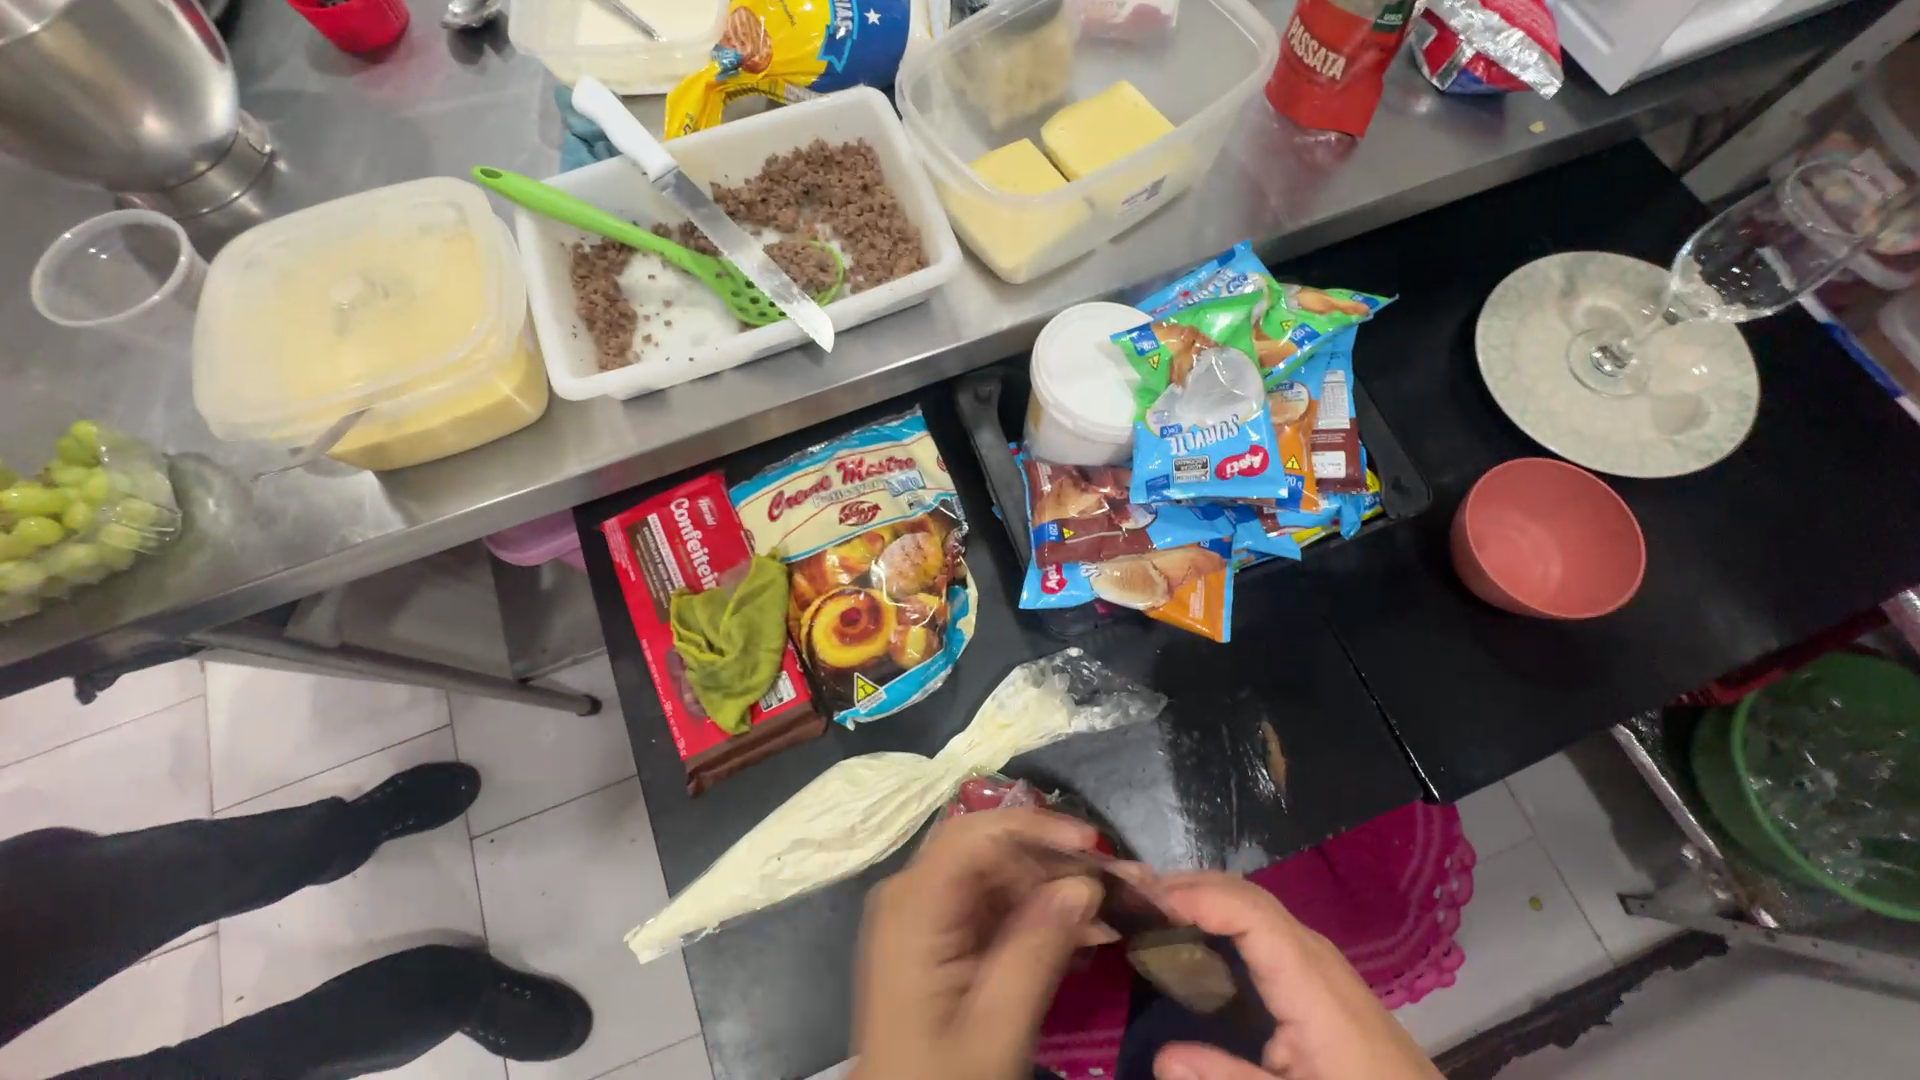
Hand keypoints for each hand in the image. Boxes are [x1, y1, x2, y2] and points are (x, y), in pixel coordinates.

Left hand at [852, 808, 1105, 1079]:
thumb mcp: (996, 1028)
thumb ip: (1038, 949)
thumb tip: (1084, 884)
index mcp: (913, 905)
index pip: (975, 833)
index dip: (1036, 827)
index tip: (1094, 847)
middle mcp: (912, 894)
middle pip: (988, 848)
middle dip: (1054, 858)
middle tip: (1118, 882)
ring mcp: (923, 914)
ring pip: (995, 873)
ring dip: (1053, 886)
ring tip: (1113, 910)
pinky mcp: (937, 936)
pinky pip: (991, 903)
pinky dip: (1035, 913)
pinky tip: (1081, 933)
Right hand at [1150, 873, 1441, 1079]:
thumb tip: (1160, 1057)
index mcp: (1312, 983)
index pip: (1249, 911)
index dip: (1196, 896)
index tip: (1143, 902)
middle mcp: (1316, 955)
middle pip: (1247, 895)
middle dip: (1188, 885)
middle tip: (1130, 898)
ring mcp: (1320, 961)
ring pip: (1254, 904)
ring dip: (1202, 896)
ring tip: (1151, 909)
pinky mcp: (1318, 975)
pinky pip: (1263, 925)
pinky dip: (1220, 915)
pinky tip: (1195, 935)